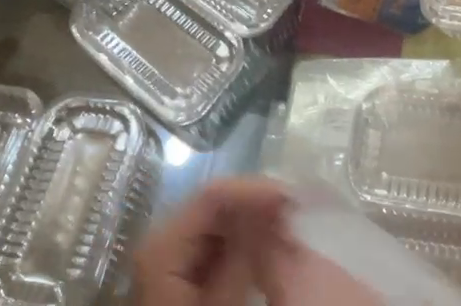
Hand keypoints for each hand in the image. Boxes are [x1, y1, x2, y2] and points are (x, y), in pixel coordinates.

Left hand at [133, 177, 289, 305]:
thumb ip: (244, 256)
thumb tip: (272, 209)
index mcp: (163, 245)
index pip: (213, 195)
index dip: (255, 190)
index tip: (294, 200)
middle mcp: (162, 239)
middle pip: (216, 204)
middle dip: (258, 205)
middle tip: (298, 216)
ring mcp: (171, 253)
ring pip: (219, 220)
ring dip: (256, 221)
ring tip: (290, 230)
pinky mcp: (182, 269)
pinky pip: (217, 241)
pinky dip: (245, 241)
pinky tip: (270, 248)